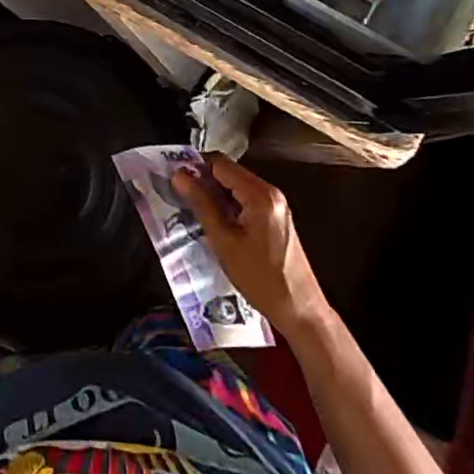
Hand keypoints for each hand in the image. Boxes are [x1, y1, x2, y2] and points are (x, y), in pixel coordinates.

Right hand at [173, 155, 329, 335]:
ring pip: (236, 185)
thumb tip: (178, 175)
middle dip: (203, 180)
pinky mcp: (275, 216)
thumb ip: (201, 203)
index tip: (174, 180)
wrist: (299, 309)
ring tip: (192, 208)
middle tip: (179, 195)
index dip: (195, 167)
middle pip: (229, 172)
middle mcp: (270, 192)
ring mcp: (275, 204)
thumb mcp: (224, 241)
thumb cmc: (259, 278)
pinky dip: (228, 204)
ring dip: (214, 193)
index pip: (220, 163)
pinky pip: (245, 198)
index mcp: (260, 194)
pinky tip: (213, 220)